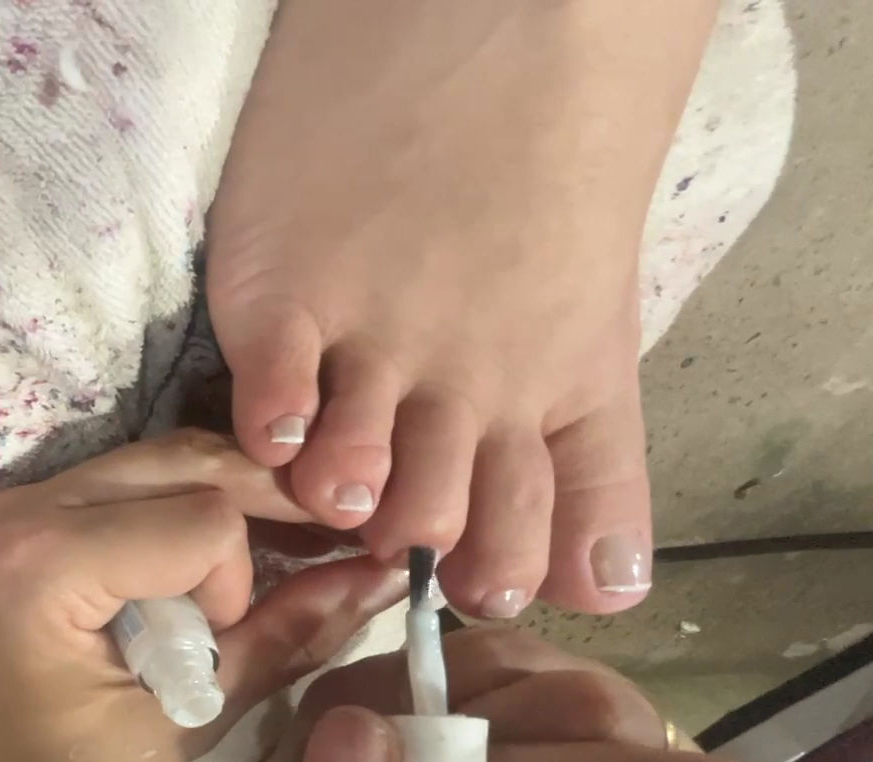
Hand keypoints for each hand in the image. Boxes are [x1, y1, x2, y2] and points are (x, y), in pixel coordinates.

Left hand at [0, 429, 410, 761]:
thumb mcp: (177, 722)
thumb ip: (278, 643)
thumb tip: (379, 576)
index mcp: (45, 564)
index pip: (200, 523)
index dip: (236, 578)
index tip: (218, 632)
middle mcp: (28, 506)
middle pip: (188, 461)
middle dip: (266, 502)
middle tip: (324, 543)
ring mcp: (26, 493)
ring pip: (167, 454)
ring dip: (236, 493)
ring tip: (287, 539)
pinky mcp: (35, 497)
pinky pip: (139, 472)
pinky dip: (194, 496)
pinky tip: (228, 537)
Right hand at [206, 0, 728, 617]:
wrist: (484, 17)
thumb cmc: (529, 170)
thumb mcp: (588, 314)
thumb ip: (578, 444)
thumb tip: (598, 578)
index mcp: (554, 384)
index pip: (551, 523)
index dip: (523, 574)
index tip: (488, 593)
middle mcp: (468, 381)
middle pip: (443, 517)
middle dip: (424, 547)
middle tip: (391, 538)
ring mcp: (373, 338)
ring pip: (362, 471)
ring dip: (351, 497)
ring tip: (338, 490)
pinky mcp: (286, 300)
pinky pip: (276, 392)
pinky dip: (274, 427)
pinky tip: (277, 429)